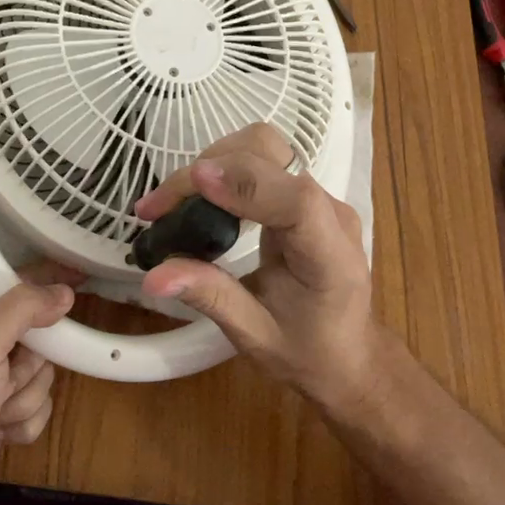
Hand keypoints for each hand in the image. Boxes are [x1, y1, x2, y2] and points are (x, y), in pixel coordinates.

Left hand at [0, 265, 80, 504]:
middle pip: (41, 335)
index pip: (20, 282)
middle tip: (4, 379)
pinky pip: (39, 406)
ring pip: (43, 374)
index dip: (50, 283)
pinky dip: (22, 423)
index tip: (82, 278)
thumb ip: (24, 309)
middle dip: (28, 366)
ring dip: (23, 398)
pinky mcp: (2, 411)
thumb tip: (65, 292)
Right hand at [135, 123, 383, 413]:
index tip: (196, 181)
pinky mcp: (303, 193)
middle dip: (211, 166)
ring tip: (171, 204)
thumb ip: (212, 298)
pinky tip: (196, 200)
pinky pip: (261, 162)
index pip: (297, 199)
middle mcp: (331, 212)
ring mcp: (320, 197)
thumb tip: (154, 277)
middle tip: (159, 207)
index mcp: (331, 256)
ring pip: (263, 146)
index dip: (246, 182)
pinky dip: (221, 170)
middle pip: (272, 153)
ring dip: (211, 164)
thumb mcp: (256, 336)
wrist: (350, 358)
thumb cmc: (310, 355)